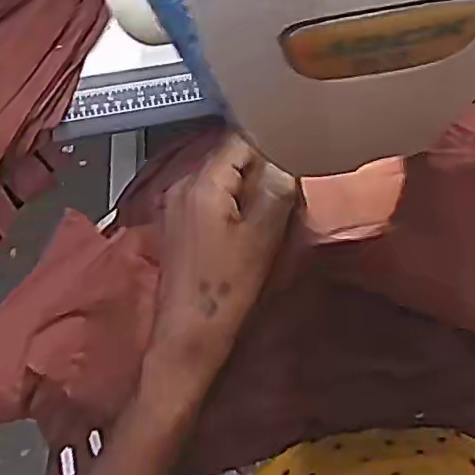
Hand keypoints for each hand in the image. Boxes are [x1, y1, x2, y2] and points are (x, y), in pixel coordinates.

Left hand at [143, 132, 297, 405]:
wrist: (189, 335)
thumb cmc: (228, 285)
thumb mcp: (263, 235)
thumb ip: (278, 188)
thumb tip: (287, 160)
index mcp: (203, 181)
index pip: (241, 139)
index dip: (272, 143)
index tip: (297, 154)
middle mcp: (183, 183)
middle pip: (230, 156)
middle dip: (262, 167)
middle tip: (291, 185)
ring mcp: (177, 204)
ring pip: (223, 177)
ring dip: (249, 186)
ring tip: (274, 207)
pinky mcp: (179, 223)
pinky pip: (212, 196)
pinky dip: (234, 202)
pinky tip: (250, 225)